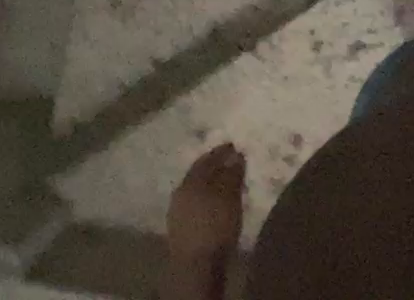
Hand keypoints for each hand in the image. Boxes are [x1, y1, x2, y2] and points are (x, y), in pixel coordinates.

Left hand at [167, 143, 245, 260]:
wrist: (196, 267)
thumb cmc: (215, 226)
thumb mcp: (229, 196)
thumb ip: (232, 173)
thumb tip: (236, 154)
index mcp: (190, 180)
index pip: (207, 158)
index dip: (221, 151)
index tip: (234, 146)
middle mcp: (180, 191)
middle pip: (199, 173)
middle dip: (214, 167)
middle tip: (231, 162)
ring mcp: (177, 211)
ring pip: (197, 190)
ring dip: (211, 184)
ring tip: (227, 184)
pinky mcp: (181, 228)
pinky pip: (196, 204)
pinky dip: (207, 200)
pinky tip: (217, 204)